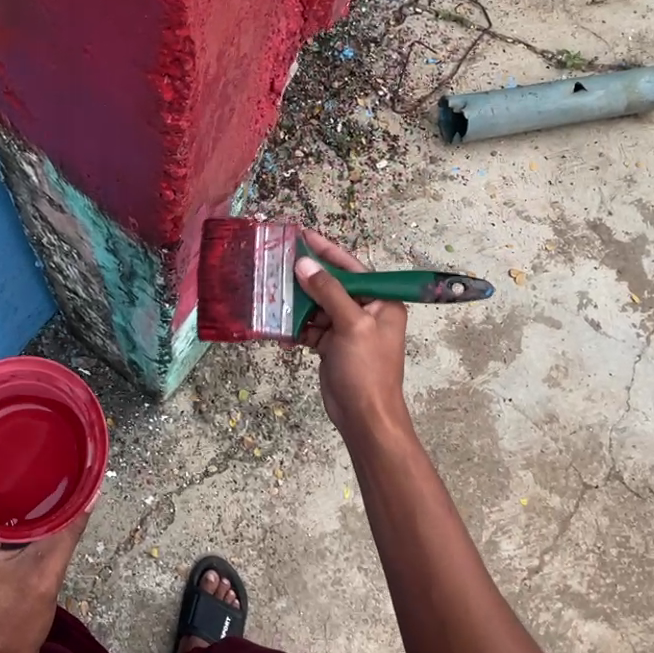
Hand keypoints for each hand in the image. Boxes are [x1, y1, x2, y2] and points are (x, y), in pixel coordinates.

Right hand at [295, 228, 410, 440]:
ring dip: (297, 305)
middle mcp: (366, 311)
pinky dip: (296, 328)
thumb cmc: (366, 370)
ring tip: (273, 297)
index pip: (352, 267)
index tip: (302, 234)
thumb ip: (328, 291)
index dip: (327, 251)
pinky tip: (281, 332)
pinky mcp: (332, 345)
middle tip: (277, 263)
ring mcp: (348, 329)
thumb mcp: (351, 326)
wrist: (365, 418)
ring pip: (317, 306)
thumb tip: (304, 263)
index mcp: (381, 302)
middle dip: (305, 278)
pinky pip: (310, 327)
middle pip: (331, 285)